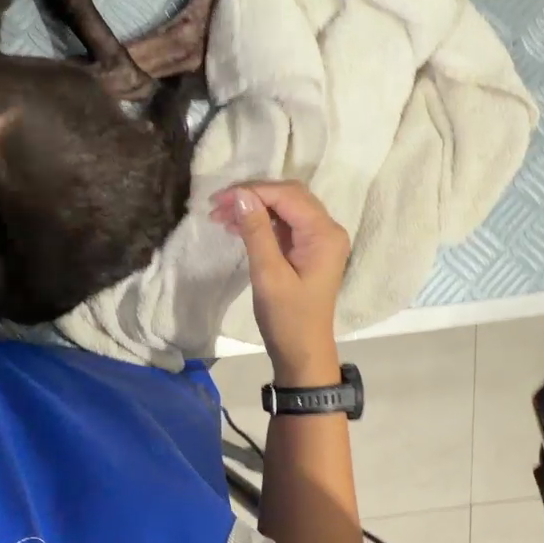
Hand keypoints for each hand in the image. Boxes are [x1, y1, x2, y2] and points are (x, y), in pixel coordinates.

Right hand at [212, 180, 348, 385]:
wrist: (302, 351)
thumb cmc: (286, 317)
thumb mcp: (268, 274)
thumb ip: (257, 232)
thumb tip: (241, 196)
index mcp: (324, 234)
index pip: (288, 196)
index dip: (253, 191)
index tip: (218, 199)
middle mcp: (327, 230)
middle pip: (289, 196)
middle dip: (252, 196)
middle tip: (216, 206)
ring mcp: (318, 240)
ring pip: (284, 209)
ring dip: (253, 208)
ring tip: (219, 216)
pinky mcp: (307, 251)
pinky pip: (283, 226)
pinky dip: (260, 223)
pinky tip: (236, 227)